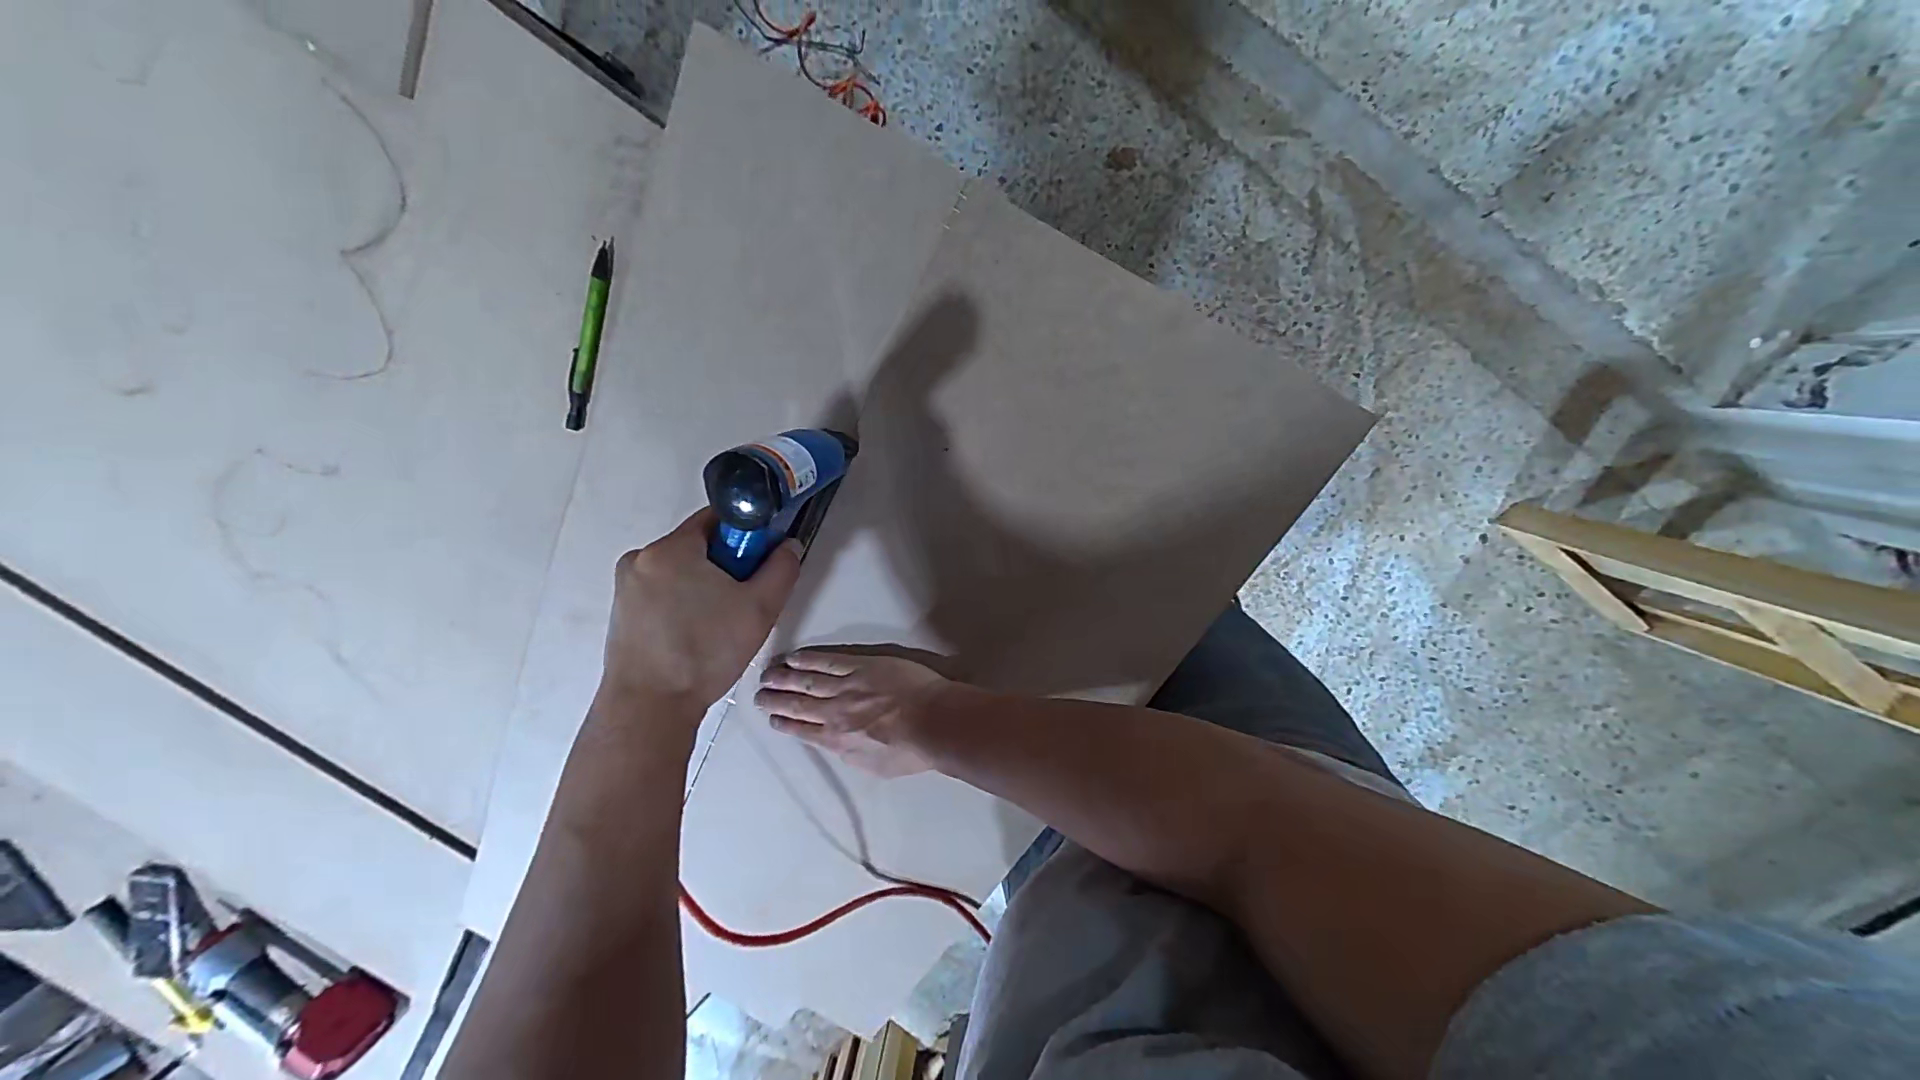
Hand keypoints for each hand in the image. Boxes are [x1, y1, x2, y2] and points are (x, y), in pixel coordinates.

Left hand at [597, 508, 802, 719]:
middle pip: (699, 545)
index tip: (759, 563)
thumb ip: (782, 569)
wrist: (650, 707)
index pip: (718, 517)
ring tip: (721, 623)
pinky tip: (698, 634)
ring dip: (706, 586)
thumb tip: (787, 547)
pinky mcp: (622, 612)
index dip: (747, 534)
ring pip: (682, 571)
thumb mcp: (761, 608)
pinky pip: (663, 592)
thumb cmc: (704, 653)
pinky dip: (685, 603)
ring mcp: (626, 587)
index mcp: (670, 548)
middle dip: (727, 564)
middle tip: (745, 599)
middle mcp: (640, 559)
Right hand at [756, 651, 955, 777]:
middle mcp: (834, 713)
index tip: (771, 718)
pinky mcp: (861, 666)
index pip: (803, 731)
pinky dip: (808, 660)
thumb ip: (851, 755)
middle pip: (797, 704)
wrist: (933, 722)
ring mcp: (846, 687)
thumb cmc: (912, 750)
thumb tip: (839, 746)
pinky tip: (794, 657)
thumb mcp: (875, 766)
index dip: (784, 723)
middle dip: (775, 699)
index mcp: (838, 741)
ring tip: (768, 673)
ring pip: (806, 681)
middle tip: (758, 694)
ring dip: (784, 677)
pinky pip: (827, 662)